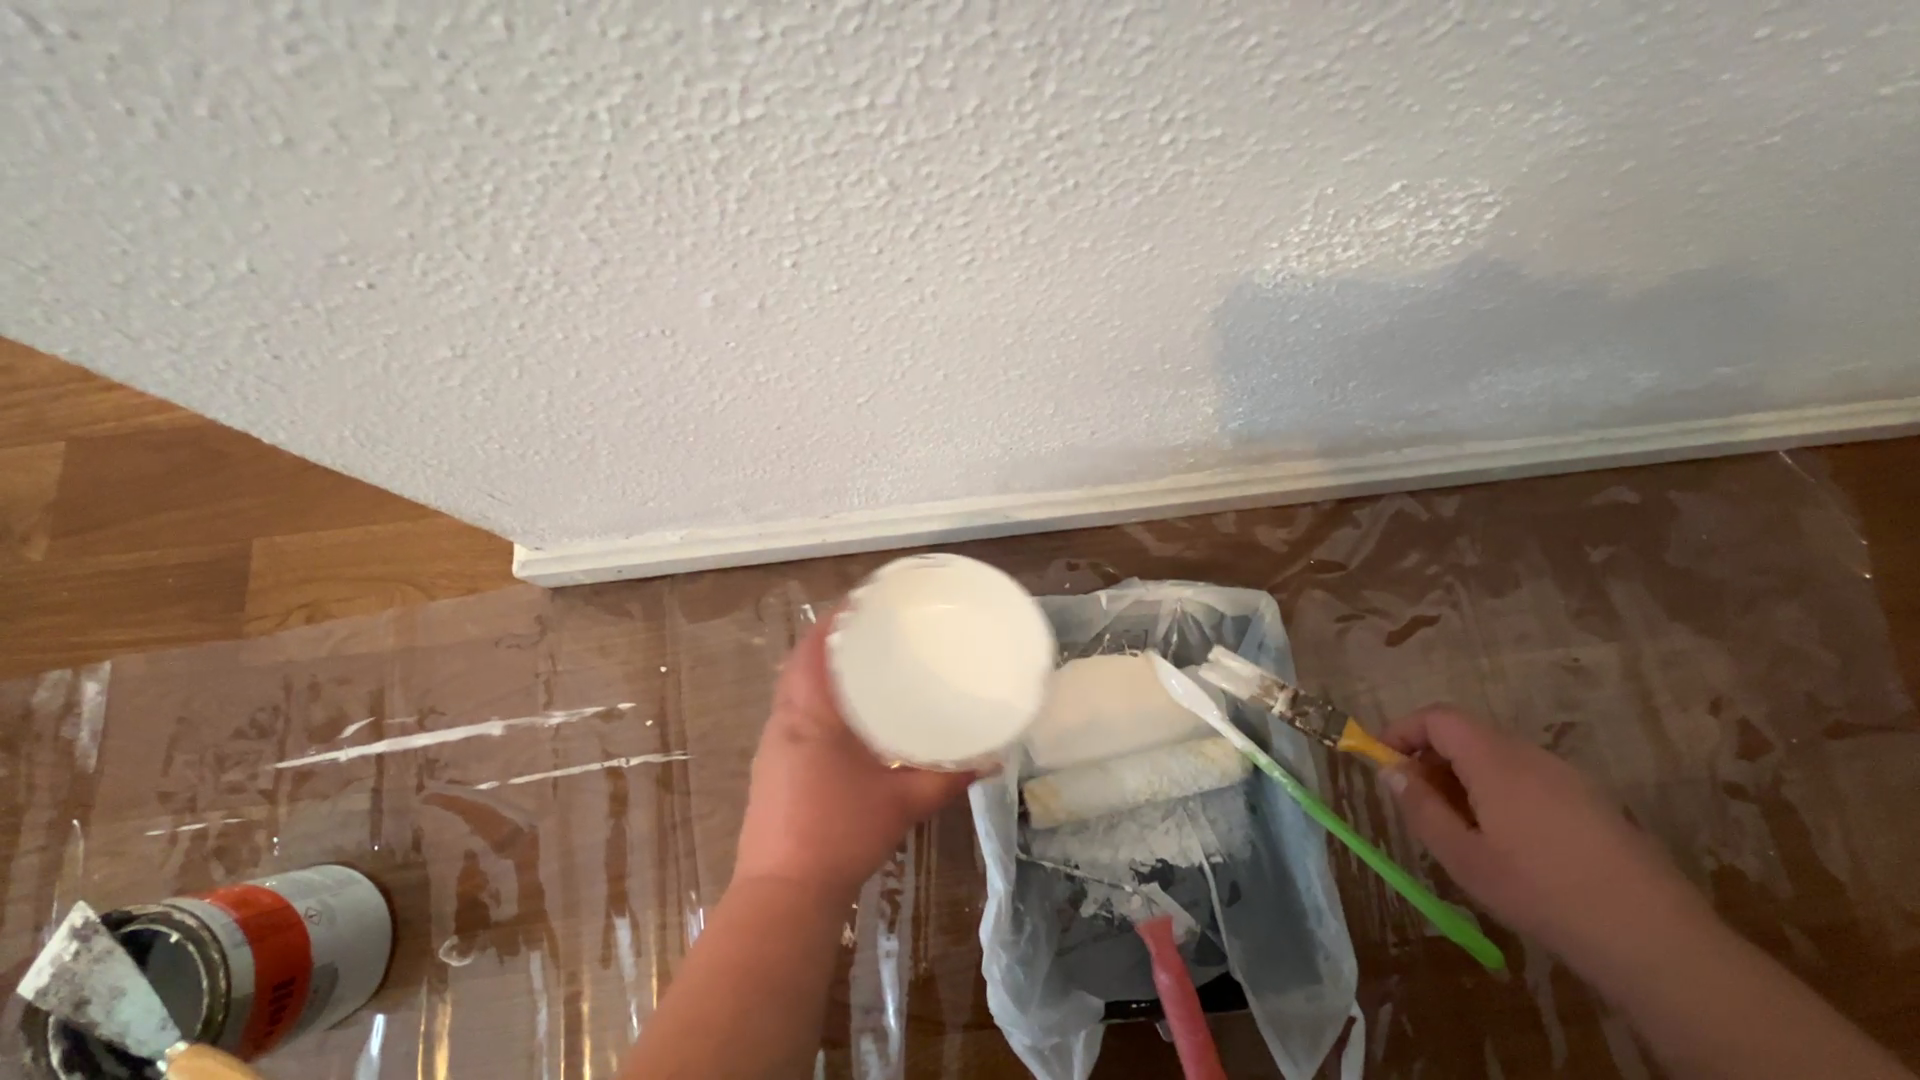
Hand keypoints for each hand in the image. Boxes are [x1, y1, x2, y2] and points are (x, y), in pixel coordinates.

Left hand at [732, 610, 976, 900]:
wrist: (783, 892)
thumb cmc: (841, 835)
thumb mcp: (903, 803)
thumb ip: (948, 777)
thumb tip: (993, 760)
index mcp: (810, 716)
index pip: (814, 649)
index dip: (834, 619)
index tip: (864, 601)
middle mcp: (784, 721)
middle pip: (801, 663)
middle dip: (831, 640)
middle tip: (872, 628)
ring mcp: (772, 745)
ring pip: (792, 689)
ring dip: (820, 669)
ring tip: (861, 663)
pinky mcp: (771, 768)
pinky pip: (791, 714)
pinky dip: (813, 698)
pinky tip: (843, 715)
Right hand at [1383, 706, 1710, 960]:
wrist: (1652, 935)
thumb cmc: (1541, 893)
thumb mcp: (1463, 857)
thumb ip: (1421, 808)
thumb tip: (1390, 771)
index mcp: (1497, 761)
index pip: (1438, 718)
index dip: (1403, 730)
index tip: (1380, 761)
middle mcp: (1532, 756)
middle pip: (1468, 734)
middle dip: (1431, 758)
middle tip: (1415, 803)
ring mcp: (1568, 777)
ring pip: (1498, 758)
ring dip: (1464, 778)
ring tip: (1457, 829)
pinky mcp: (1592, 801)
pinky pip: (1528, 778)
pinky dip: (1498, 792)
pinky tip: (1505, 843)